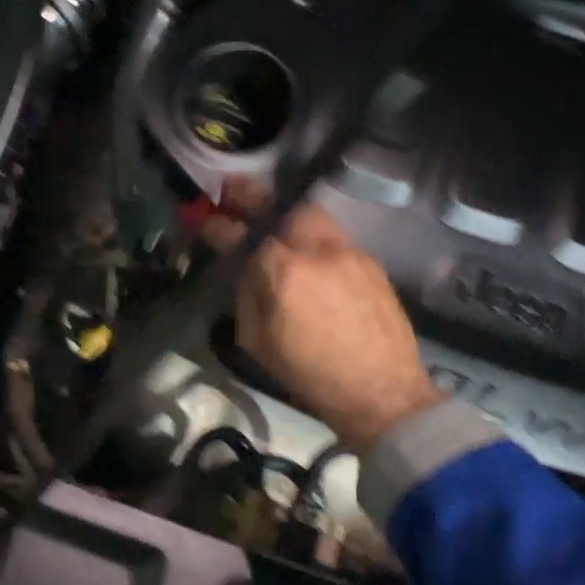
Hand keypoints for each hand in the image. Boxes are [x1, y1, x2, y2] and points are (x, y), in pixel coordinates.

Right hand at [199, 176, 442, 450]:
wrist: (381, 392)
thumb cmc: (308, 374)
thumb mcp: (256, 339)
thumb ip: (247, 294)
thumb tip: (246, 270)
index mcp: (283, 272)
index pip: (241, 234)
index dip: (217, 225)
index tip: (203, 220)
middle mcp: (316, 250)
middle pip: (282, 206)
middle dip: (254, 197)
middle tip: (232, 192)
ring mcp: (348, 252)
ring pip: (311, 215)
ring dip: (285, 212)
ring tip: (268, 218)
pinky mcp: (370, 262)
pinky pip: (332, 236)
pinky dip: (310, 234)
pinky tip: (303, 250)